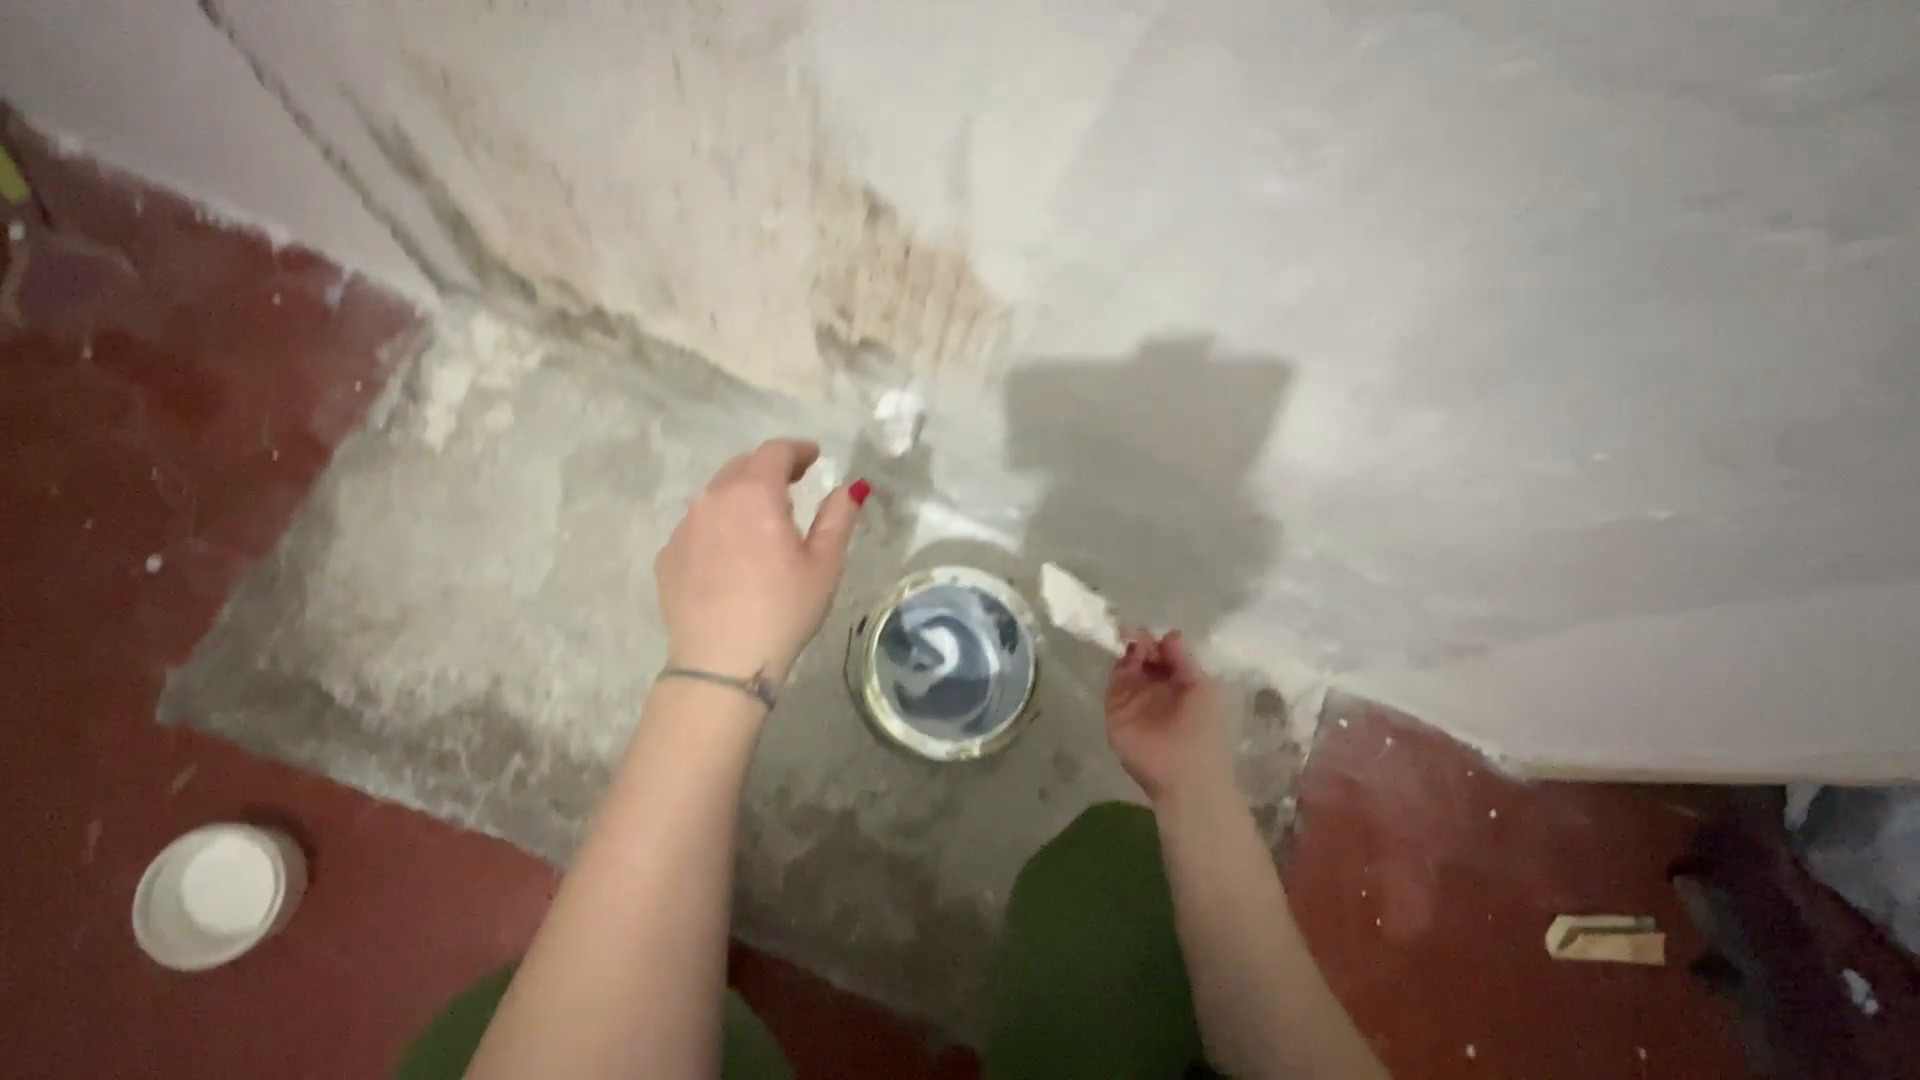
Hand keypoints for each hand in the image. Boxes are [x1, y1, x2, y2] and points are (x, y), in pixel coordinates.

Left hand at [654, 437, 867, 688]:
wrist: (721, 662)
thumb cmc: (783, 609)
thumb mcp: (824, 564)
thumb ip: (837, 517)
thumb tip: (849, 487)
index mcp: (754, 493)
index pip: (775, 452)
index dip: (797, 449)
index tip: (814, 457)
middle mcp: (712, 499)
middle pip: (741, 467)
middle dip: (768, 469)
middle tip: (793, 483)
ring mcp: (683, 528)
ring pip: (715, 497)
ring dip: (741, 497)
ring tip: (761, 522)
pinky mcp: (667, 556)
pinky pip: (697, 528)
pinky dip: (718, 528)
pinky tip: (732, 558)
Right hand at [1105, 628, 1233, 803]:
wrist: (1184, 773)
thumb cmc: (1202, 729)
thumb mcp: (1202, 688)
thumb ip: (1184, 660)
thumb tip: (1170, 633)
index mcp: (1179, 685)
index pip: (1164, 657)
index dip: (1159, 643)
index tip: (1156, 634)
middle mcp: (1155, 691)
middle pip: (1143, 659)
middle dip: (1141, 642)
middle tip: (1137, 633)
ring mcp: (1133, 701)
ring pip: (1127, 668)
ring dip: (1130, 653)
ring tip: (1135, 643)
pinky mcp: (1115, 712)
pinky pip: (1113, 684)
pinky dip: (1118, 669)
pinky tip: (1129, 659)